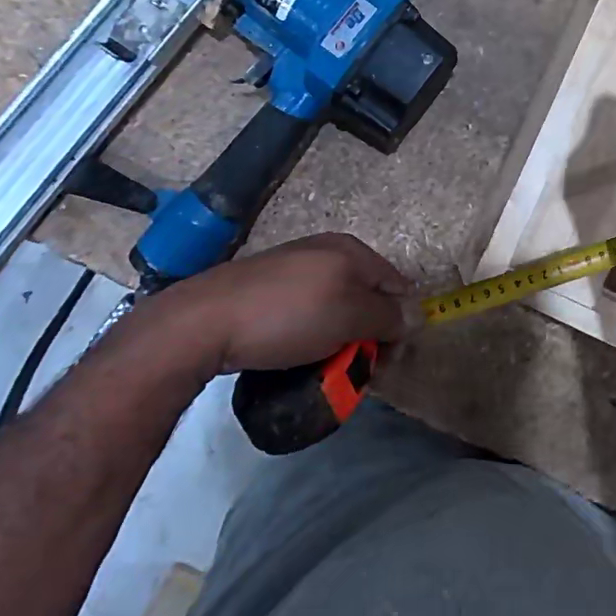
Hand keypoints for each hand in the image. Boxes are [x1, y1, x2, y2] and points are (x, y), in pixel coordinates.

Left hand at [155, 233, 415, 375]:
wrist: (202, 323)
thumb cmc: (288, 316)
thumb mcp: (350, 318)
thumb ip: (389, 317)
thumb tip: (414, 318)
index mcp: (351, 250)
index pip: (396, 285)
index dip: (399, 322)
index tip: (386, 360)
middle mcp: (326, 250)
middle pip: (366, 295)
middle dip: (366, 332)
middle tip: (354, 366)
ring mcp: (292, 267)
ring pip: (334, 306)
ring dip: (337, 337)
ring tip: (322, 365)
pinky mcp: (264, 288)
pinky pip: (303, 311)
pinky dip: (308, 333)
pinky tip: (294, 353)